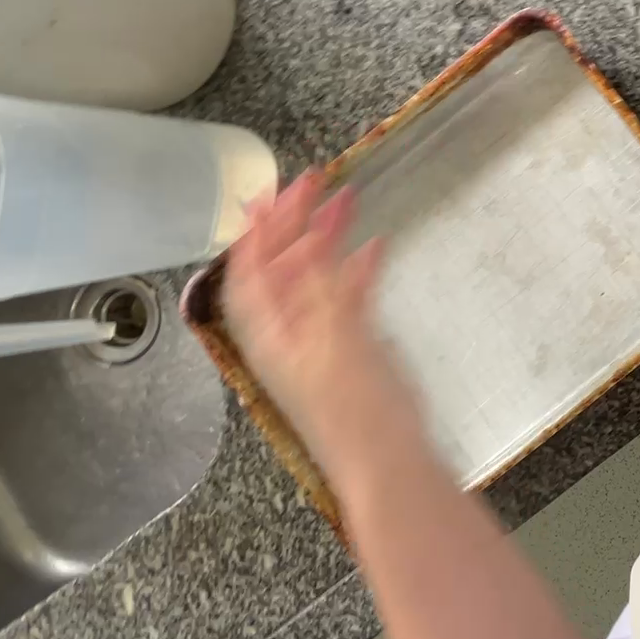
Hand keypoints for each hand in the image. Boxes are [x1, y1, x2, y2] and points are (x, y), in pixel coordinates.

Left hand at [223, 171, 417, 473]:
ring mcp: (321, 337)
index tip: (277, 189)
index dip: (260, 228)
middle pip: (281, 266)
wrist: (386, 457)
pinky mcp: (353, 345)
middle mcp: (289, 329)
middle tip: (317, 182)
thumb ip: (332, 294)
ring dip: (325, 238)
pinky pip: (346, 293)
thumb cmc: (358, 408)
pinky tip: (374, 249)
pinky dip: (355, 266)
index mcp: (273, 331)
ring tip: (347, 202)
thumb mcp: (340, 344)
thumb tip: (329, 245)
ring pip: (314, 275)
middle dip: (294, 223)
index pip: (253, 269)